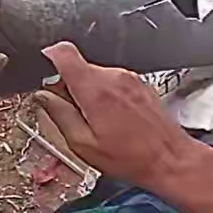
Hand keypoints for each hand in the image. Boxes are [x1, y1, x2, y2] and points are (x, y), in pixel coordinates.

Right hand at [32, 42, 212, 196]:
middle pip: (78, 67)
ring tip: (96, 120)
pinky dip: (104, 95)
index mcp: (94, 90)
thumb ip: (59, 115)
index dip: (49, 57)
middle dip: (68, 87)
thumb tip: (43, 98)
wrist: (169, 159)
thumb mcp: (83, 144)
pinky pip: (111, 81)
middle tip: (72, 113)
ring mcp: (128, 78)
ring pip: (94, 75)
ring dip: (87, 92)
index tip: (44, 68)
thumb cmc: (130, 157)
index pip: (64, 53)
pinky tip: (112, 119)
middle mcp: (113, 77)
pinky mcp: (138, 83)